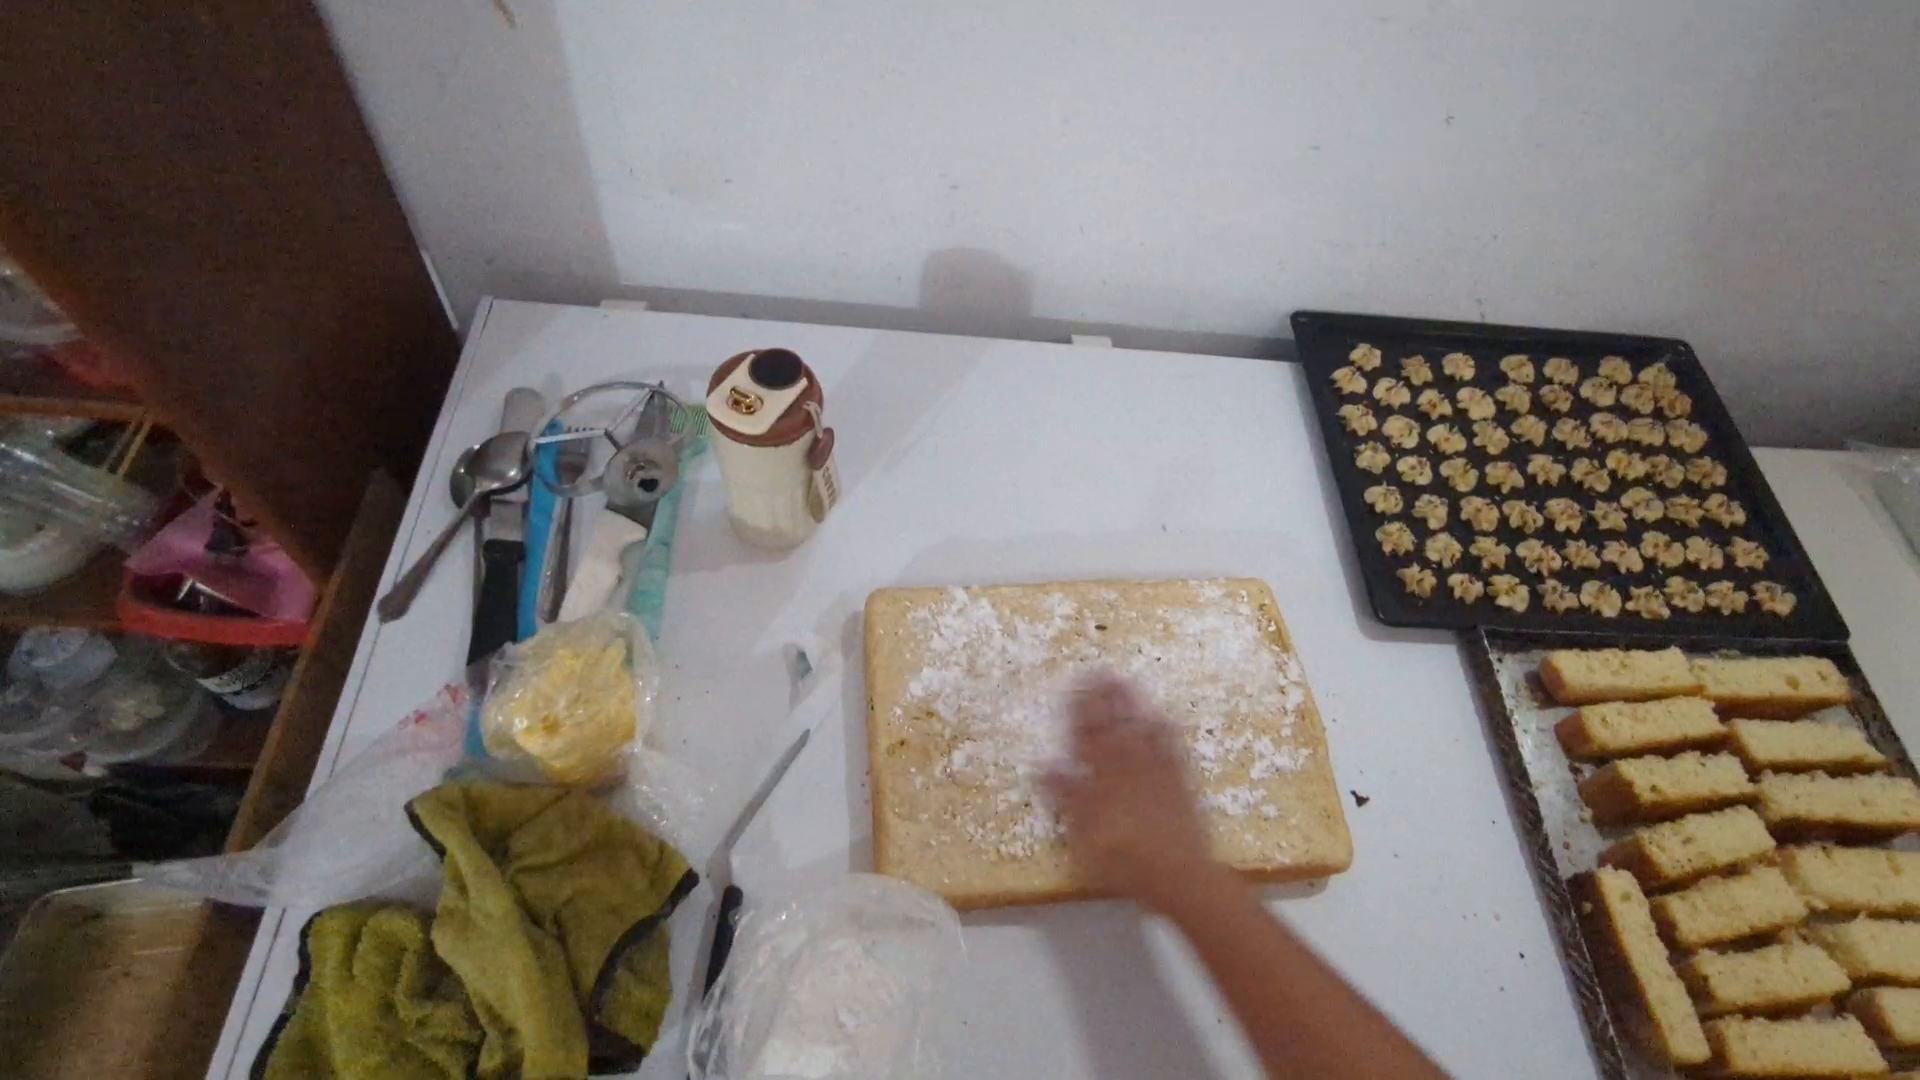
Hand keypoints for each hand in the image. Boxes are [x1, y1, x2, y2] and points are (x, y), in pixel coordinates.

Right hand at [1046, 672, 1218, 911]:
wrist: (1179, 876)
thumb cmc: (1122, 860)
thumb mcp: (1082, 834)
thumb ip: (1065, 796)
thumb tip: (1043, 764)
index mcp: (1100, 776)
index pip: (1085, 734)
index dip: (1078, 708)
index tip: (1072, 683)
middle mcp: (1127, 766)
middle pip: (1113, 725)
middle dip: (1103, 697)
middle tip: (1098, 670)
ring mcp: (1156, 772)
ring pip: (1140, 729)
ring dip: (1132, 704)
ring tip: (1124, 680)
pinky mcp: (1181, 783)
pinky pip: (1171, 748)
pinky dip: (1165, 730)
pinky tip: (1164, 716)